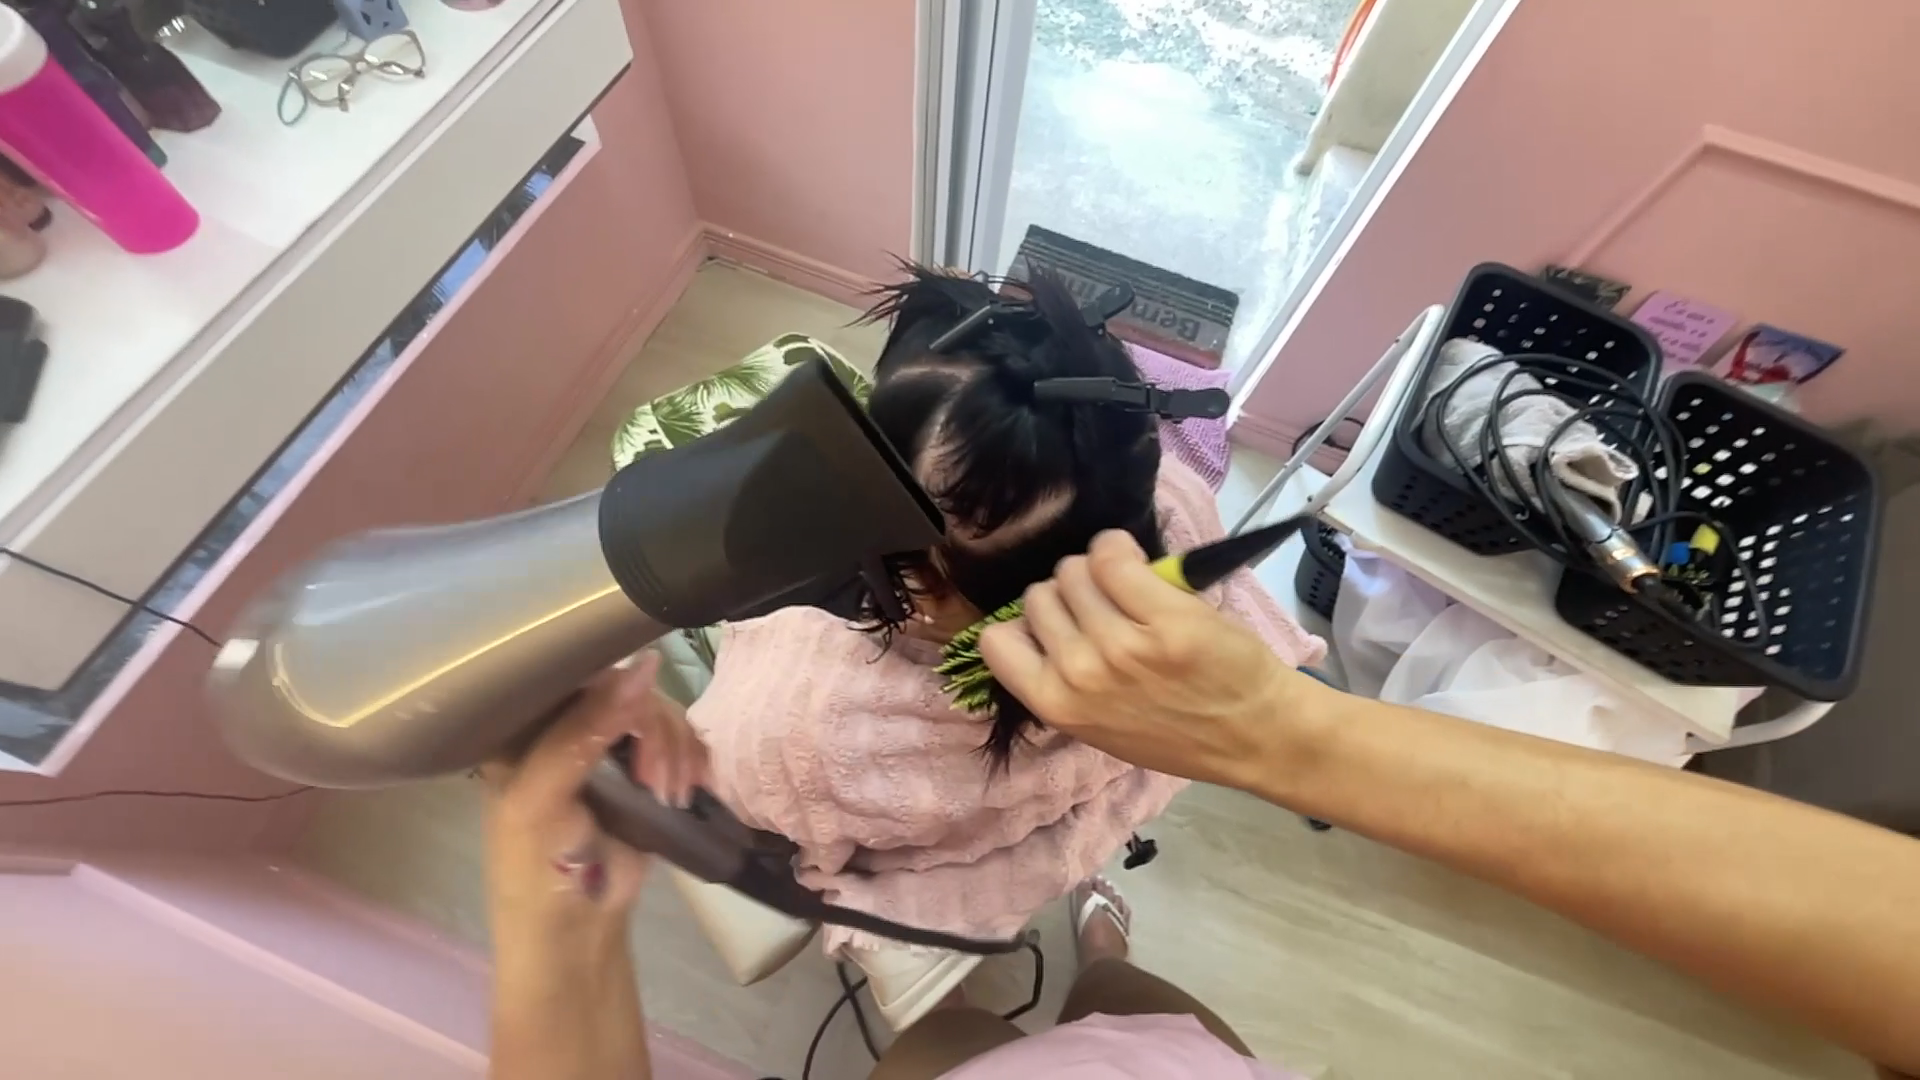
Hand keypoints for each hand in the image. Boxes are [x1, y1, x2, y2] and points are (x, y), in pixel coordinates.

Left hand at [481, 653, 708, 937]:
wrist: (577, 937)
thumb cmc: (539, 871)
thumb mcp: (544, 799)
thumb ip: (585, 729)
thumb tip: (647, 664)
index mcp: (521, 727)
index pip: (573, 671)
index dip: (613, 683)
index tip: (636, 721)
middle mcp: (564, 728)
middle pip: (627, 690)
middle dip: (653, 731)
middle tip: (656, 779)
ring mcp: (606, 747)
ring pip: (659, 713)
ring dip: (675, 749)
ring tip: (671, 794)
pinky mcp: (641, 767)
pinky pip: (679, 736)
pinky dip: (690, 757)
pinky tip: (686, 786)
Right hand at [977, 530, 1322, 790]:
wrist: (1256, 733)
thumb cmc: (1176, 734)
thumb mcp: (1098, 727)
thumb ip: (1060, 683)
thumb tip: (1036, 621)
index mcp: (1057, 705)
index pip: (996, 640)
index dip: (1025, 626)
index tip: (1056, 626)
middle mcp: (1080, 674)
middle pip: (1039, 595)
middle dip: (1067, 595)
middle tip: (1103, 606)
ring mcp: (1122, 645)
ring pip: (1073, 571)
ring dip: (1094, 570)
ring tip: (1125, 586)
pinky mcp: (1164, 618)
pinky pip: (1112, 556)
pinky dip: (1117, 547)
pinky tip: (1134, 559)